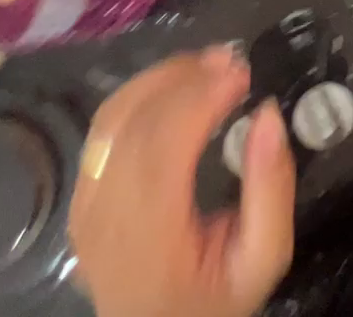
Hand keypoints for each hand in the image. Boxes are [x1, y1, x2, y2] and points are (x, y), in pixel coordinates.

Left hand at [69, 45, 295, 316]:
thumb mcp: (263, 257)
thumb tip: (269, 115)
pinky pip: (104, 129)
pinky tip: (176, 87)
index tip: (242, 73)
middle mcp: (103, 216)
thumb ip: (271, 189)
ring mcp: (84, 204)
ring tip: (207, 64)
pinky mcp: (81, 195)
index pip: (161, 146)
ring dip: (161, 78)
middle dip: (185, 77)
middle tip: (231, 59)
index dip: (199, 98)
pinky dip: (141, 95)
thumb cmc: (216, 296)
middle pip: (135, 123)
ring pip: (112, 117)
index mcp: (148, 237)